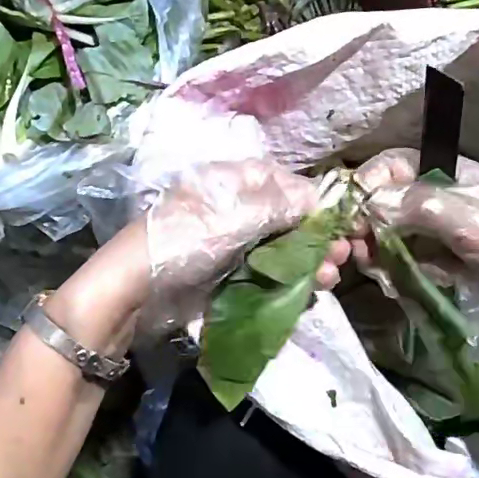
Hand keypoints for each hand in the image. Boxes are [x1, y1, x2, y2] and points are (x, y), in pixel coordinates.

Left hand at [137, 160, 344, 333]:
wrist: (136, 289)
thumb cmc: (187, 240)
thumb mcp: (236, 215)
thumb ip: (280, 206)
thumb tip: (318, 199)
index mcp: (234, 182)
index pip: (285, 184)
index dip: (315, 203)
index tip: (340, 224)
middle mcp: (235, 210)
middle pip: (287, 220)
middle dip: (316, 238)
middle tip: (342, 257)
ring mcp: (231, 245)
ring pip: (281, 251)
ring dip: (308, 263)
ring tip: (328, 280)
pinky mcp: (227, 276)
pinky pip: (266, 276)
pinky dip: (288, 284)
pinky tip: (307, 295)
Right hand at [353, 148, 478, 305]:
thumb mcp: (471, 220)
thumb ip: (419, 205)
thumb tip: (370, 202)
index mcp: (442, 171)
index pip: (388, 166)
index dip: (366, 184)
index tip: (355, 214)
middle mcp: (428, 195)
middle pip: (377, 199)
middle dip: (362, 222)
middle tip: (356, 248)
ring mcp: (426, 227)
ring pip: (379, 230)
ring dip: (370, 248)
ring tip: (373, 267)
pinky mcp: (426, 255)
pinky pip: (393, 256)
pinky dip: (385, 267)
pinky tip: (390, 280)